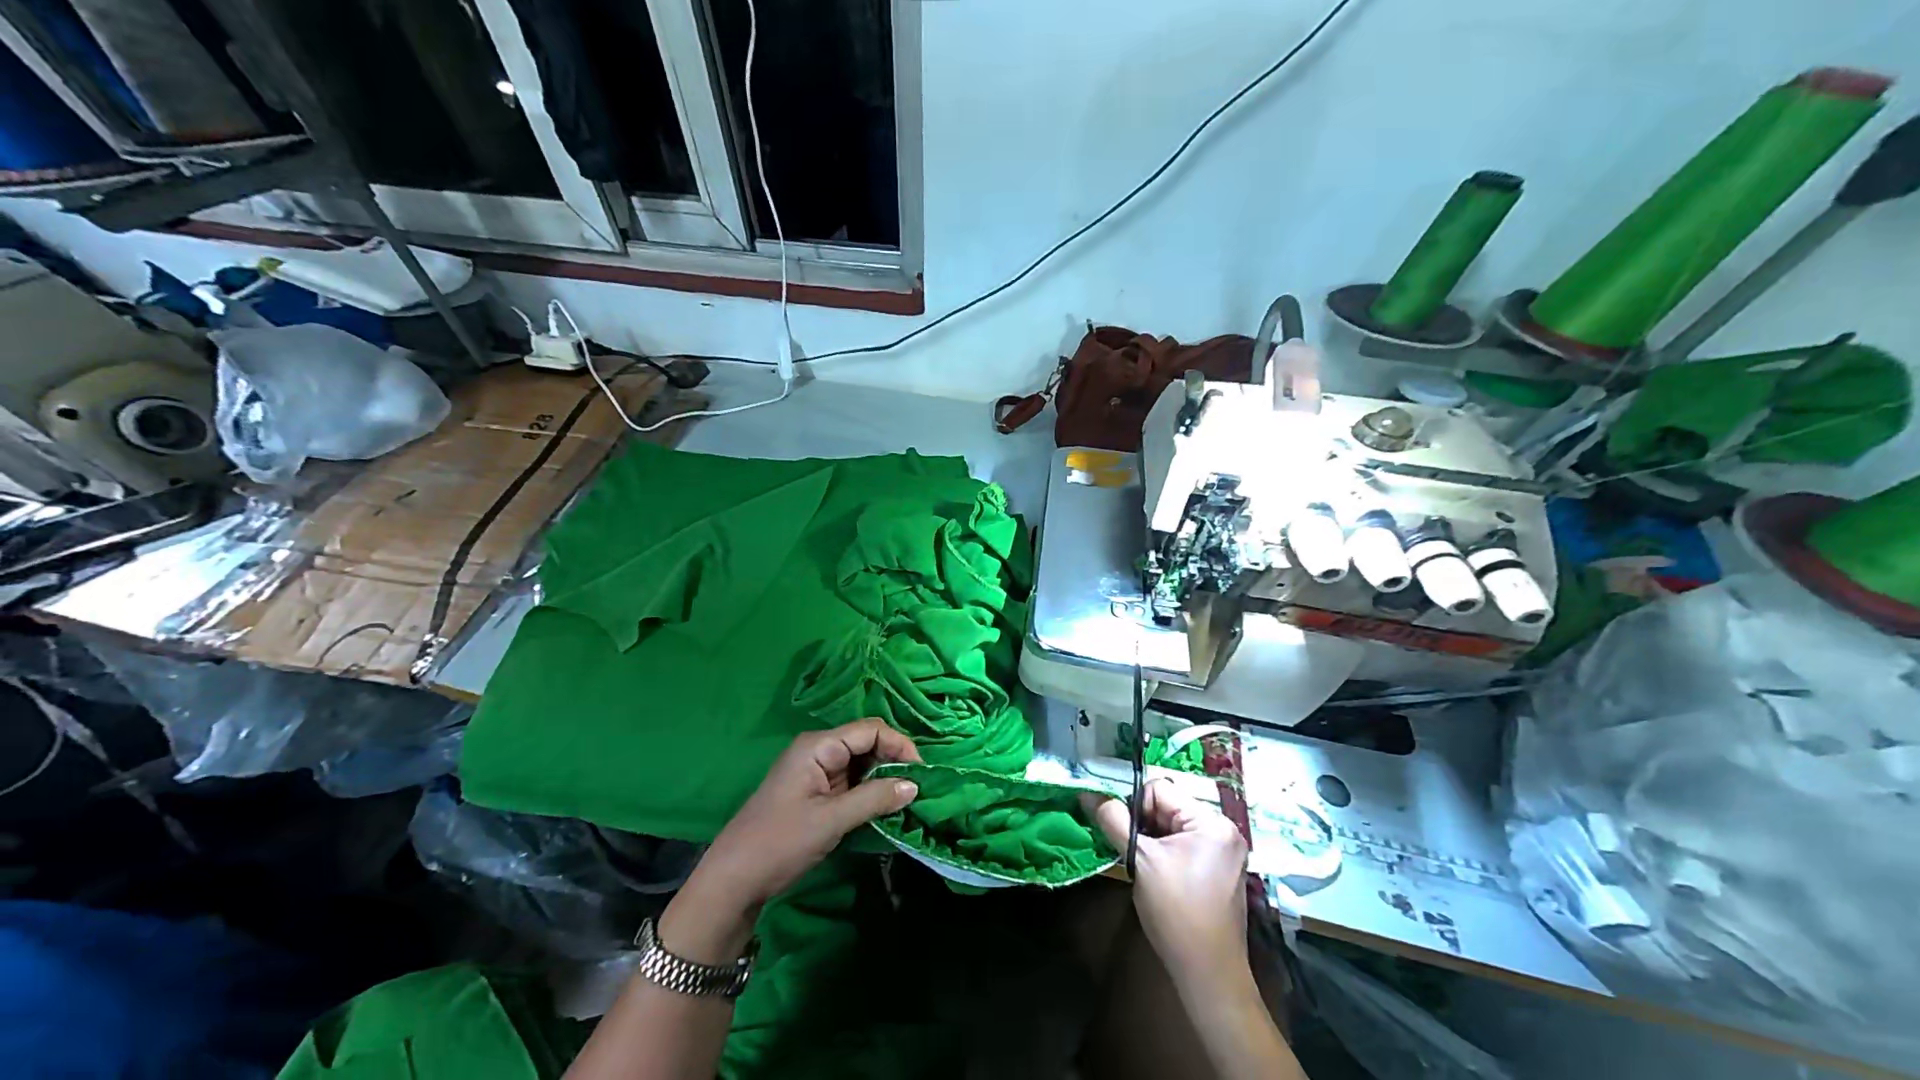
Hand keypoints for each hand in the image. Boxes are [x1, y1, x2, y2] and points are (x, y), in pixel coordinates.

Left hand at [698, 719, 922, 911]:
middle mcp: (819, 751)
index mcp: (818, 746)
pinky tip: (888, 806)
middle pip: (867, 743)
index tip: (923, 772)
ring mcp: (817, 772)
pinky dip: (871, 791)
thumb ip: (874, 798)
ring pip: (862, 763)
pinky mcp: (818, 793)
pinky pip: (853, 782)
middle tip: (920, 786)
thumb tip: (914, 785)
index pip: (870, 730)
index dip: (899, 745)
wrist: (734, 879)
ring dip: (885, 777)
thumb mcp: (831, 820)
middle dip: (895, 760)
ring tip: (910, 797)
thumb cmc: (780, 842)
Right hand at [1085, 780, 1249, 988]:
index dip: (1135, 808)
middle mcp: (1224, 830)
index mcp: (1212, 822)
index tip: (1128, 838)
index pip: (1159, 791)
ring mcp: (1225, 851)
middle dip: (1144, 826)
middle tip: (1135, 855)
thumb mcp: (1139, 860)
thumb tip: (1088, 793)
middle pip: (1168, 807)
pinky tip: (1159, 877)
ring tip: (1146, 869)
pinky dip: (1166, 853)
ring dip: (1153, 841)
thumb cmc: (1175, 912)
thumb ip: (1113, 821)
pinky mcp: (1220, 869)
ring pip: (1173, 827)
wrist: (1207, 971)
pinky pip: (1184, 845)